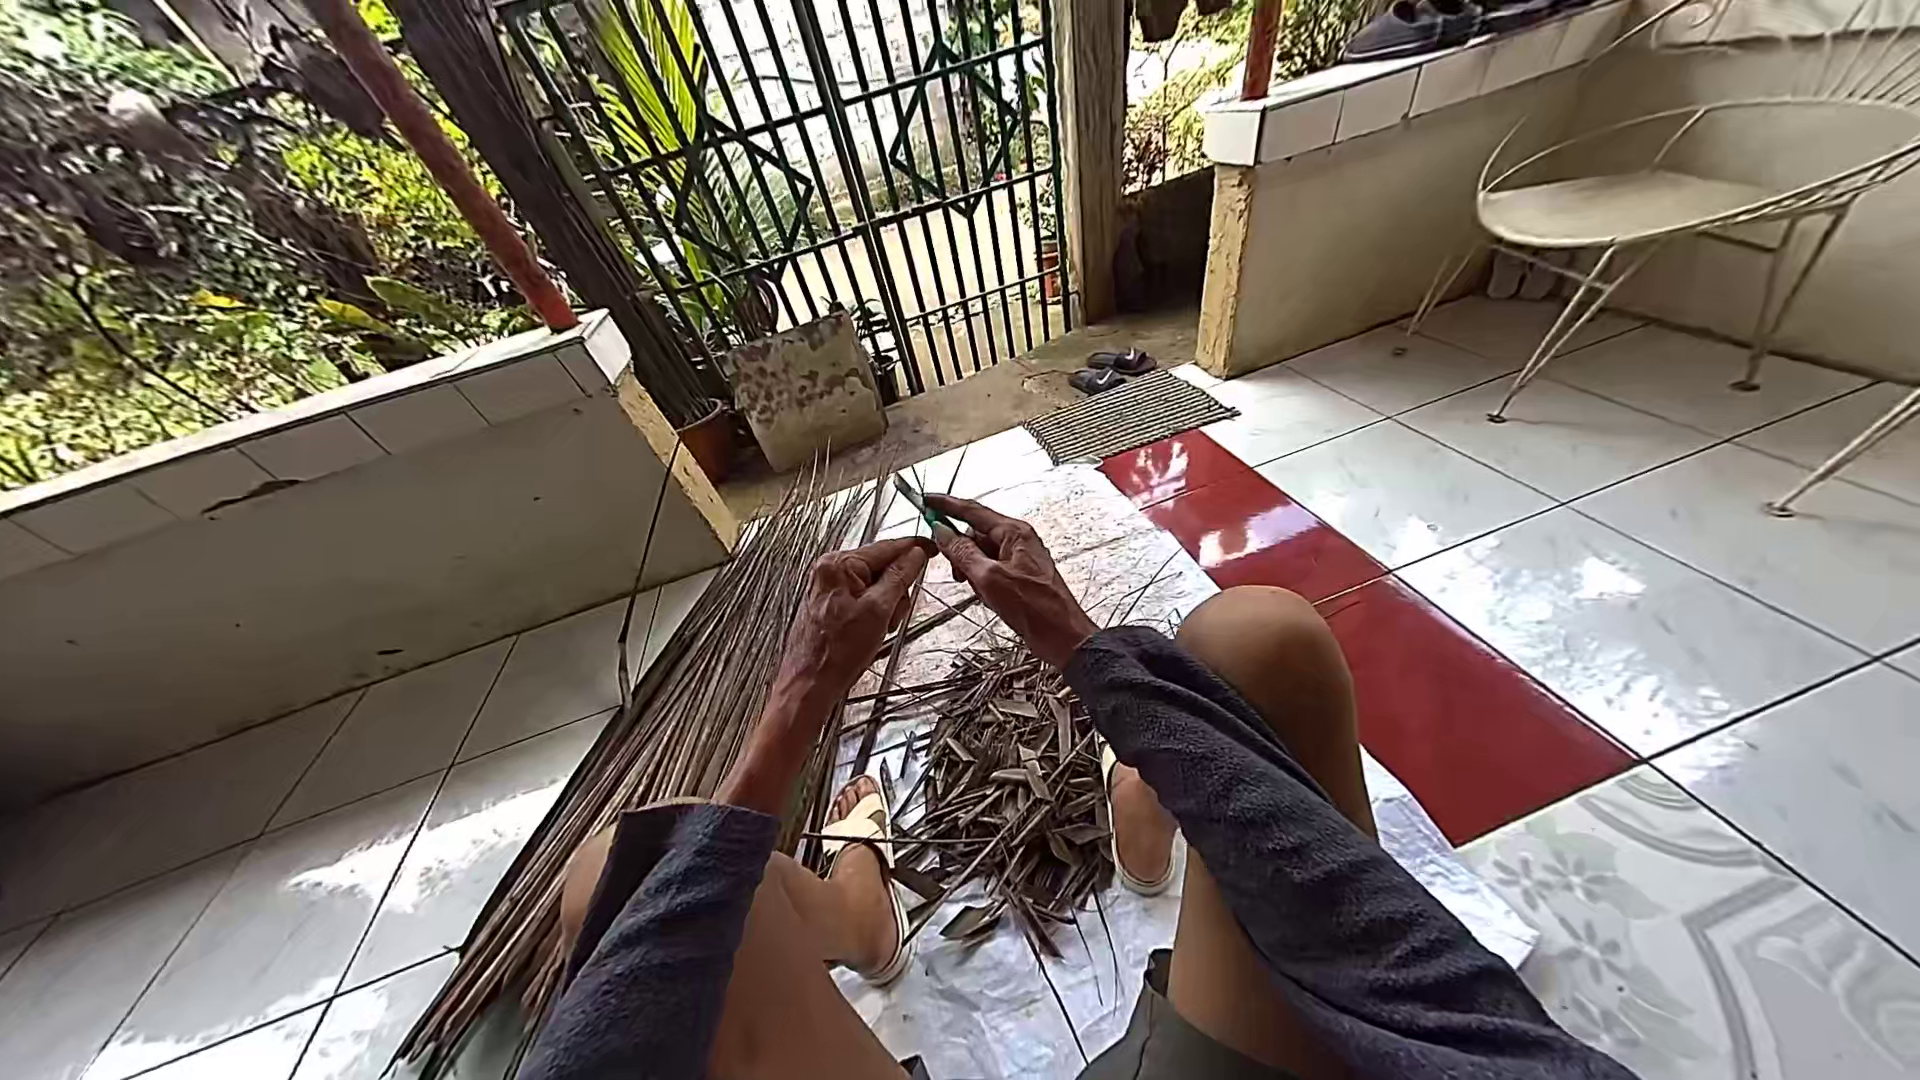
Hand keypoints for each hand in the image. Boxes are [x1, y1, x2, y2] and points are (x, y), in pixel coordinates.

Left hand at [768, 536, 933, 725]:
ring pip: (877, 584)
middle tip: (893, 615)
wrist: (811, 684)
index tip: (933, 548)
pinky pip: (866, 597)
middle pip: (883, 566)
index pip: (887, 547)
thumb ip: (899, 576)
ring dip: (887, 605)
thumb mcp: (879, 610)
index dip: (914, 548)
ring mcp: (831, 586)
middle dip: (897, 591)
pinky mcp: (833, 602)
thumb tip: (915, 554)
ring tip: (880, 627)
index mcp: (839, 564)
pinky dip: (876, 611)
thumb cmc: (836, 653)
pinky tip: (871, 629)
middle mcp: (831, 570)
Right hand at [925, 494, 1096, 668]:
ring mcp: (1018, 558)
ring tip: (979, 590)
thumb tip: (943, 533)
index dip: (946, 505)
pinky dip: (982, 582)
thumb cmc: (1037, 608)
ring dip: (971, 571)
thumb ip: (962, 553)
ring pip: (981, 555)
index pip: (973, 510)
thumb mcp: (989, 578)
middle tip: (954, 568)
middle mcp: (1018, 541)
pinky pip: (989, 570)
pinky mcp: (1018, 576)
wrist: (1062, 636)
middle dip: (960, 552)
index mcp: (1014, 533)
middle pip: (975, 534)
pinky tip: (988, 597)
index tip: (928, 501)